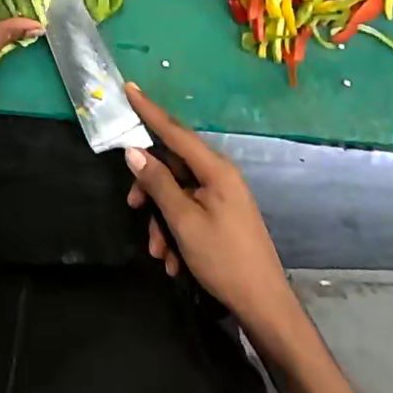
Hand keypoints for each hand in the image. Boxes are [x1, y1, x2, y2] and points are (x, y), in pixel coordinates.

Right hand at [123, 83, 300, 334]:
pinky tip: (173, 261)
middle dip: (150, 190)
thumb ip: (158, 183)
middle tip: (132, 207)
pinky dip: (174, 231)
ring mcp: (221, 195)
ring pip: (176, 193)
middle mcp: (218, 175)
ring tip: (160, 253)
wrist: (263, 304)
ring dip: (161, 219)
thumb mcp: (183, 221)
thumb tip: (133, 151)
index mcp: (214, 169)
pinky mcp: (220, 214)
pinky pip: (187, 210)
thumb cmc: (223, 259)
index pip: (174, 131)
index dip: (149, 110)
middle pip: (171, 166)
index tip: (129, 88)